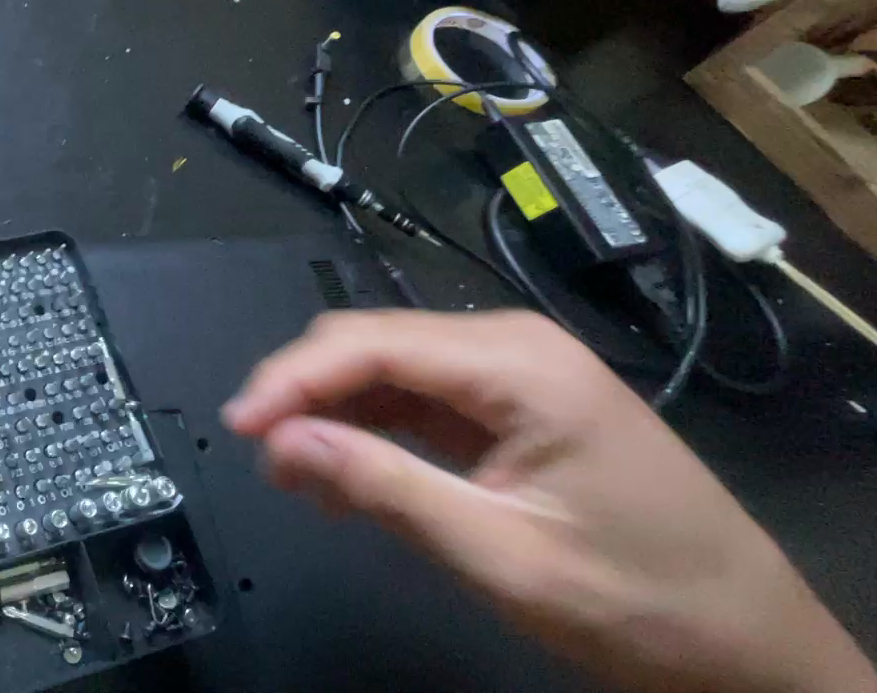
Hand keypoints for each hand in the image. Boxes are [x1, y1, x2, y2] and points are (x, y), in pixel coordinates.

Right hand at [222, 310, 876, 692]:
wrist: (758, 651)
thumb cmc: (645, 604)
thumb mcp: (505, 556)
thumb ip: (384, 489)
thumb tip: (278, 442)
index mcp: (519, 365)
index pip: (368, 343)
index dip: (290, 378)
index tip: (237, 425)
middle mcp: (506, 345)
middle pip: (366, 343)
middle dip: (302, 393)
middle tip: (261, 455)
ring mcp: (505, 369)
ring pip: (377, 366)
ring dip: (326, 412)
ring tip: (291, 471)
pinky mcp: (500, 399)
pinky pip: (406, 394)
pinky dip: (362, 427)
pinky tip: (338, 470)